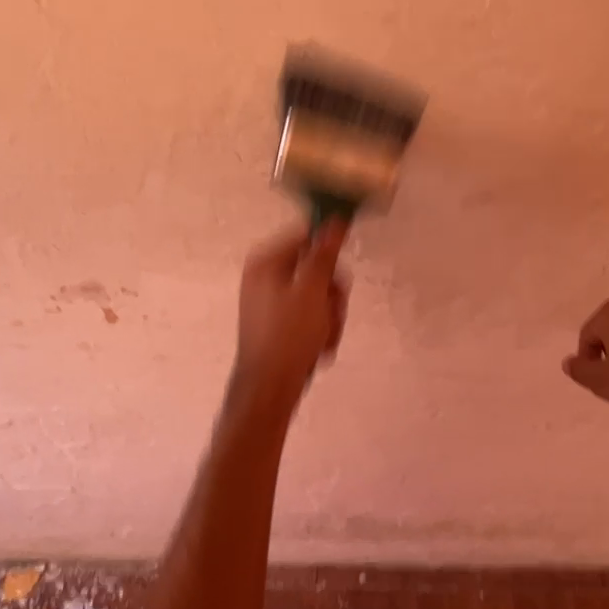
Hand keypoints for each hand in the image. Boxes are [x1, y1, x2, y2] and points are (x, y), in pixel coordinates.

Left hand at [234, 221, 350, 404]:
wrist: (269, 389)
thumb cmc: (290, 335)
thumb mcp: (312, 290)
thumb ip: (325, 254)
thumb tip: (335, 219)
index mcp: (266, 261)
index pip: (307, 236)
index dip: (330, 250)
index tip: (343, 272)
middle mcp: (265, 276)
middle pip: (316, 268)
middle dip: (332, 294)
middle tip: (333, 312)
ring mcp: (270, 302)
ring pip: (318, 294)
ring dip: (330, 315)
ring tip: (326, 337)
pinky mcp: (278, 324)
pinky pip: (309, 314)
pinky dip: (320, 329)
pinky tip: (320, 347)